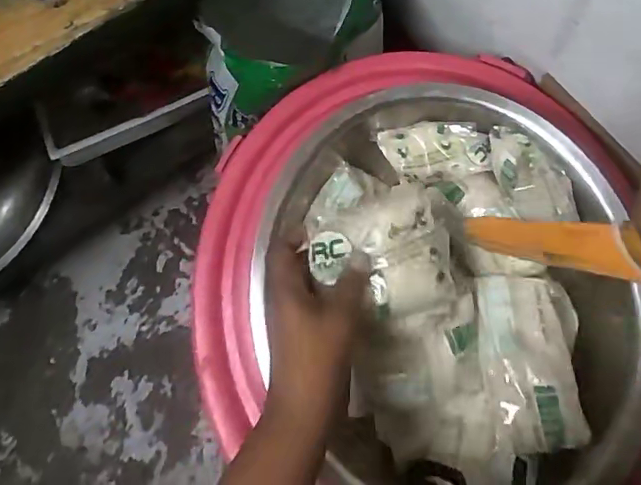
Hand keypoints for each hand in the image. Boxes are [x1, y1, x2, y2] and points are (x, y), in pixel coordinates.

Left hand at [262, 236, 367, 430]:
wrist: (302, 413)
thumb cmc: (317, 359)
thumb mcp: (339, 317)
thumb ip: (350, 284)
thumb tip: (360, 255)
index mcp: (283, 290)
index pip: (281, 250)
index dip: (296, 234)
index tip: (321, 226)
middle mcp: (282, 301)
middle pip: (294, 267)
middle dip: (317, 253)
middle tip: (346, 244)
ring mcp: (289, 321)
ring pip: (305, 287)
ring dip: (325, 276)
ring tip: (353, 267)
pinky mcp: (299, 338)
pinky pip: (312, 306)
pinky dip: (327, 297)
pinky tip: (351, 300)